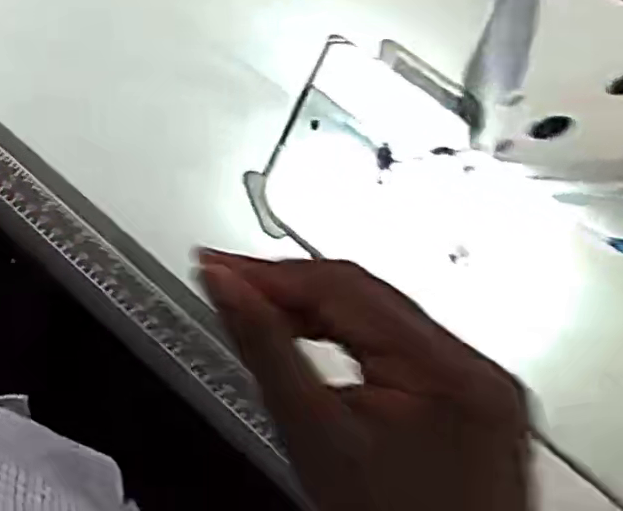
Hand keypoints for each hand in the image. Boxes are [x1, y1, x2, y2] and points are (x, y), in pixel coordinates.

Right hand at [198, 252, 529, 510]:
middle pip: (357, 293)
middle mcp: (473, 370)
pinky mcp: (458, 391)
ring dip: (299, 302)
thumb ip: (259, 340)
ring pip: (365, 308)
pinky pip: (381, 333)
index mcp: (449, 372)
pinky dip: (327, 324)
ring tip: (246, 304)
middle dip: (280, 283)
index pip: (339, 288)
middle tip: (222, 280)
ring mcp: (471, 382)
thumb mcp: (307, 421)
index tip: (213, 266)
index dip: (266, 273)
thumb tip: (219, 279)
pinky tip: (292, 330)